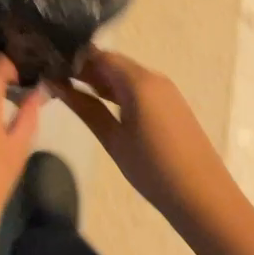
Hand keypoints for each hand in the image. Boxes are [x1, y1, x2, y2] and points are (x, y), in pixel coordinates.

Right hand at [52, 49, 232, 223]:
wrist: (204, 199)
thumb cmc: (153, 169)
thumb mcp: (113, 139)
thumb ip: (84, 107)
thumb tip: (55, 83)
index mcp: (138, 81)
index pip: (99, 55)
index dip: (74, 58)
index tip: (49, 65)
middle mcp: (153, 77)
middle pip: (113, 62)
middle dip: (85, 68)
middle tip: (54, 79)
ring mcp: (166, 91)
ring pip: (125, 75)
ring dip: (101, 81)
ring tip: (71, 91)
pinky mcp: (172, 106)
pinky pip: (139, 88)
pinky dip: (118, 91)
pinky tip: (101, 105)